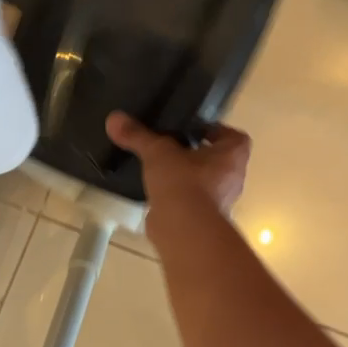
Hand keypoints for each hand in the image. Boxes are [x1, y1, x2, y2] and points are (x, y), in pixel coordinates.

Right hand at [105, 112, 249, 214]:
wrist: (183, 228)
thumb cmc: (182, 182)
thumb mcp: (157, 152)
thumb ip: (138, 135)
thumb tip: (114, 118)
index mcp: (233, 155)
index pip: (234, 137)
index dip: (215, 132)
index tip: (194, 131)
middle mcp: (233, 178)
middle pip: (218, 161)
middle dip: (198, 156)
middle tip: (173, 150)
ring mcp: (219, 202)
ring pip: (205, 184)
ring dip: (187, 180)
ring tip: (162, 173)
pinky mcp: (202, 221)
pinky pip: (191, 204)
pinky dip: (178, 200)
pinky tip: (158, 196)